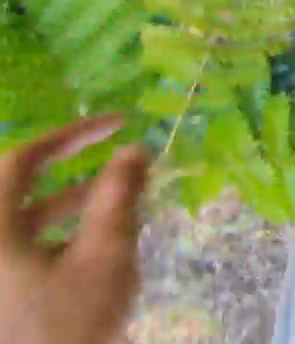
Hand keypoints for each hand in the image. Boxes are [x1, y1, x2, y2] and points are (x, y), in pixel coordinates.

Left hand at [0, 117, 148, 343]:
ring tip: (116, 197)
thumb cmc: (68, 322)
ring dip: (62, 201)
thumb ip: (117, 196)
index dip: (71, 134)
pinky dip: (46, 231)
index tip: (121, 122)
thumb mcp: (105, 255)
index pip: (19, 161)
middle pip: (7, 189)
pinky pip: (10, 246)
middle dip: (64, 166)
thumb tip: (131, 149)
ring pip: (10, 220)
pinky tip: (86, 239)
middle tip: (115, 152)